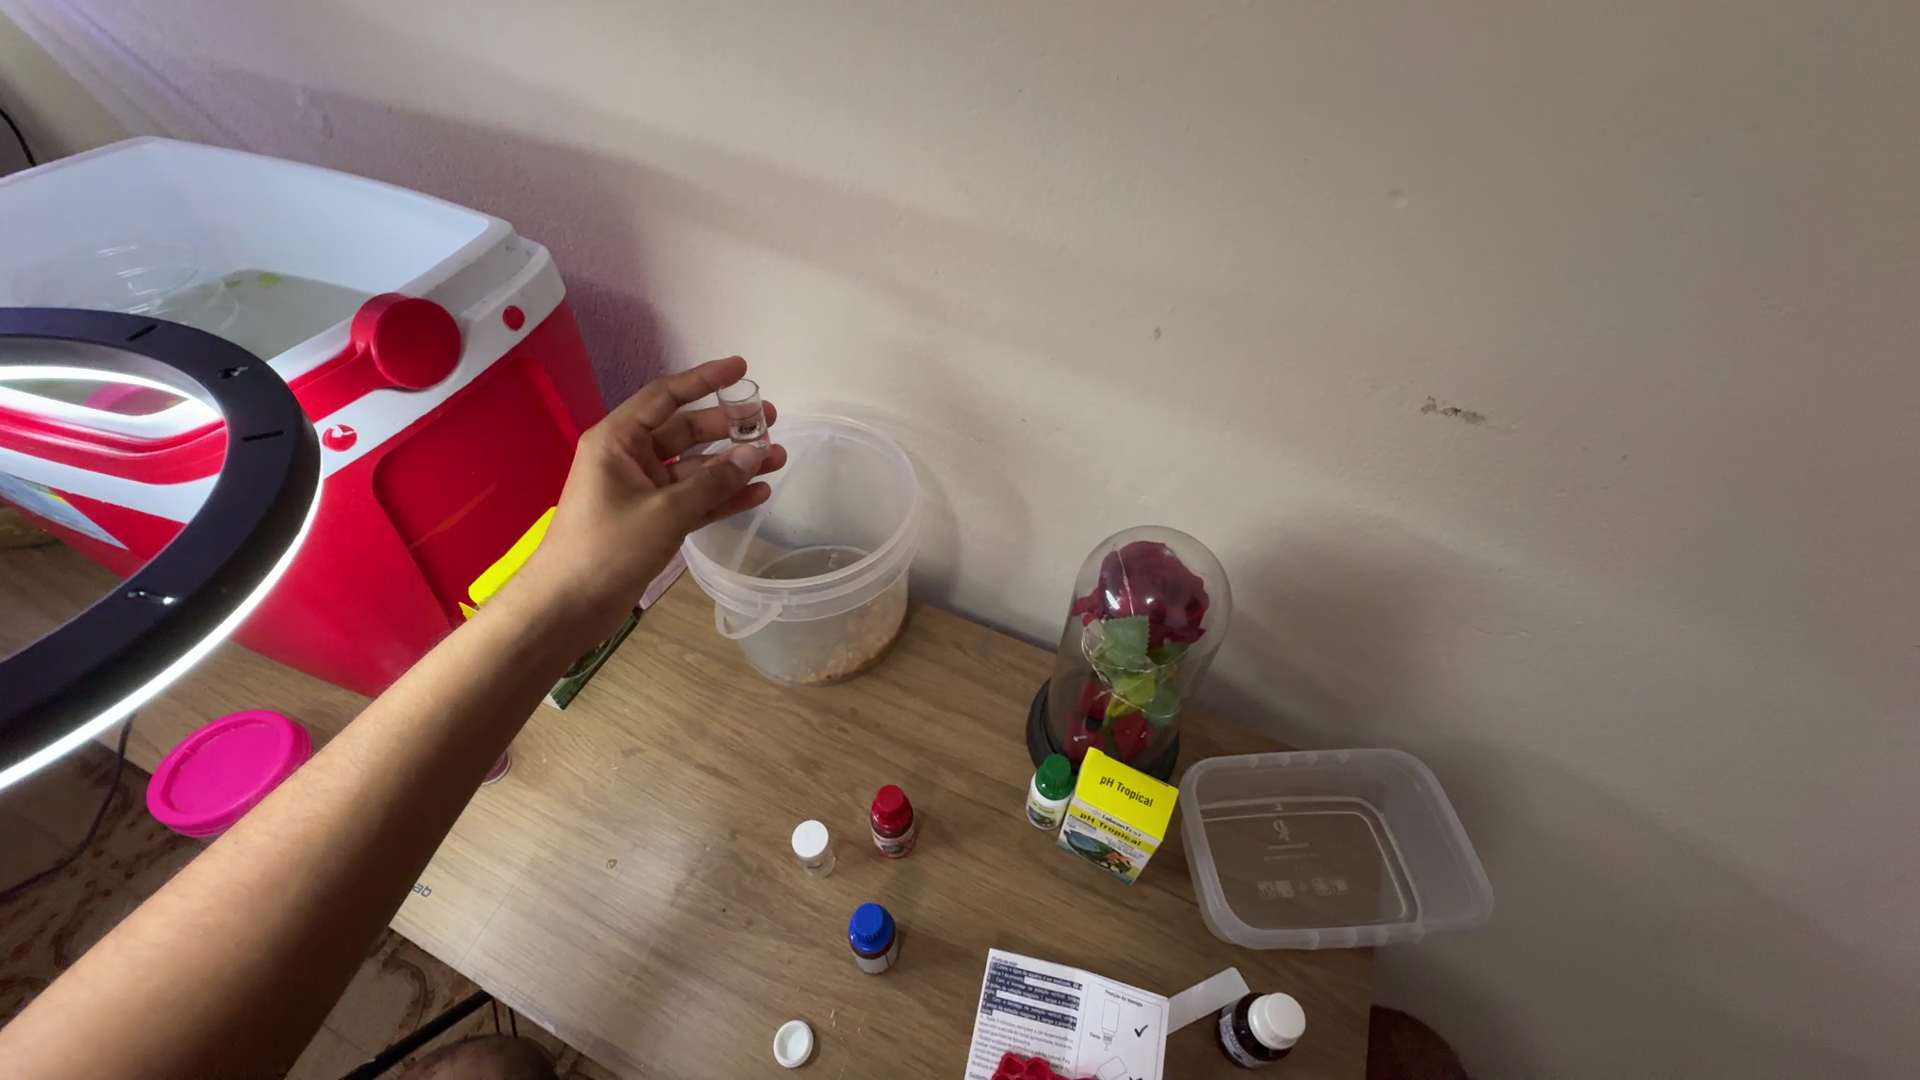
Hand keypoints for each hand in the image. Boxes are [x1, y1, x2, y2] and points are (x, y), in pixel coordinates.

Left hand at [513, 357, 786, 642]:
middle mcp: (630, 459)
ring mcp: (644, 491)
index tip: (741, 367)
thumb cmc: (607, 548)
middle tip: (771, 420)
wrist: (569, 606)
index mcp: (618, 441)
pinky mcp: (655, 520)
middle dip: (729, 426)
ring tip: (778, 458)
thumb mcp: (665, 511)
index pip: (667, 397)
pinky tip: (758, 493)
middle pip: (688, 431)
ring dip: (734, 464)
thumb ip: (714, 481)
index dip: (705, 380)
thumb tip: (756, 452)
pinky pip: (696, 499)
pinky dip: (724, 496)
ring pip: (697, 467)